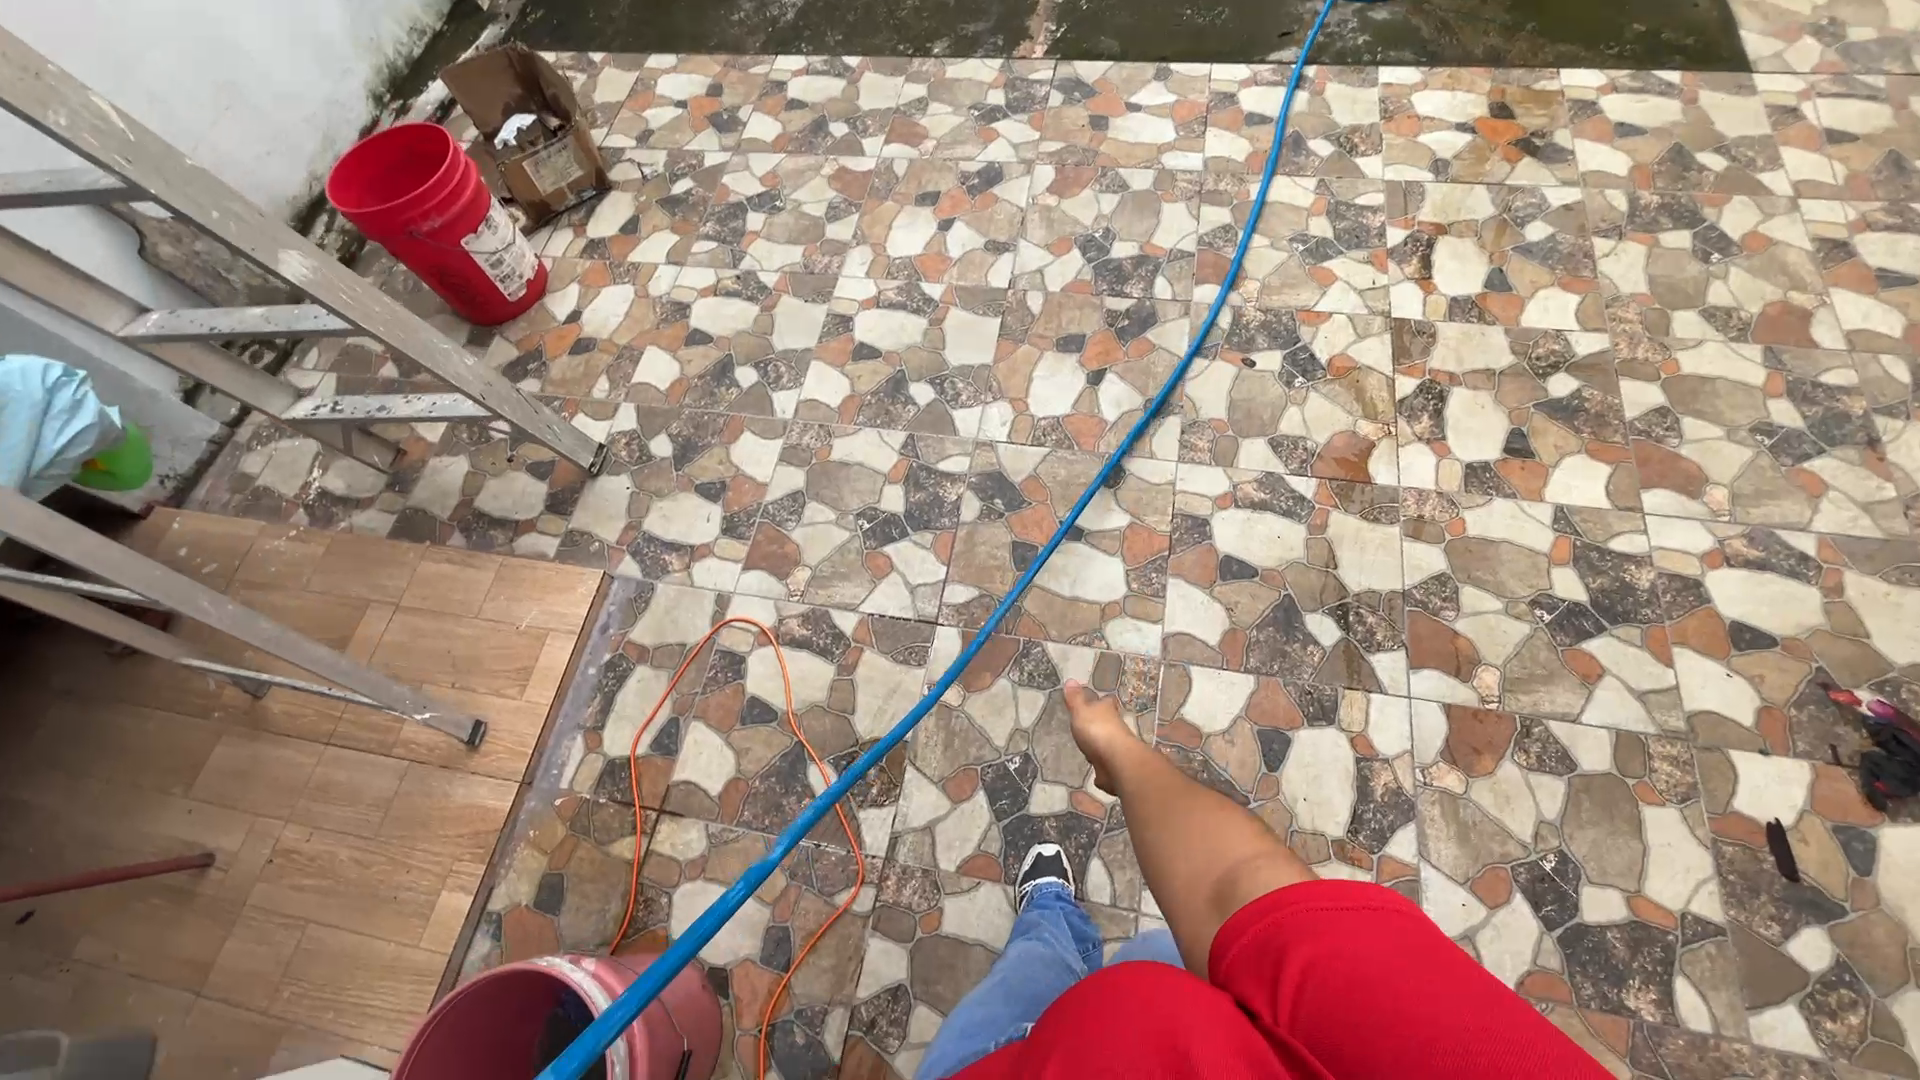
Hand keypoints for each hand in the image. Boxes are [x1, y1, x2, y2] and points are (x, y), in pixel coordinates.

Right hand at [1064, 679, 1145, 795]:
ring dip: (1101, 746)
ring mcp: (1116, 748)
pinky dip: (1102, 767)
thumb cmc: (1096, 730)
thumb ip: (1075, 698)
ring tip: (1089, 748)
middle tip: (1089, 727)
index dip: (1101, 701)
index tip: (1097, 701)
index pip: (1105, 701)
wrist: (1115, 762)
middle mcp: (1115, 727)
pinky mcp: (1114, 767)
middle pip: (1108, 723)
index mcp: (1107, 710)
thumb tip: (1070, 679)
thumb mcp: (1080, 710)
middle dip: (1101, 725)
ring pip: (1108, 744)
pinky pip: (1106, 764)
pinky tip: (1096, 771)